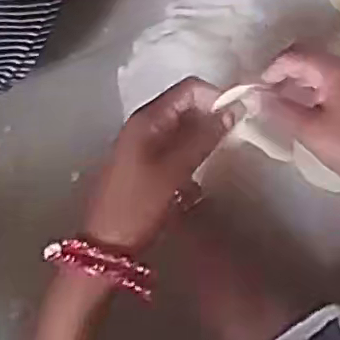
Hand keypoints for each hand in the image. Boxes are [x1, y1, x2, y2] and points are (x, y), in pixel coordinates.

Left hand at [82, 78, 233, 252]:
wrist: (102, 251)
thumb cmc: (137, 206)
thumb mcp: (175, 171)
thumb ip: (205, 138)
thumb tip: (234, 110)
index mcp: (148, 117)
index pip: (189, 88)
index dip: (215, 96)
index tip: (237, 116)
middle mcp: (144, 122)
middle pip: (186, 104)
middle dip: (210, 116)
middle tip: (233, 136)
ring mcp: (142, 142)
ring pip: (181, 125)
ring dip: (202, 136)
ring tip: (220, 154)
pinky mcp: (143, 162)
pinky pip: (173, 144)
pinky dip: (190, 151)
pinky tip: (200, 173)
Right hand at [256, 49, 339, 185]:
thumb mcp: (310, 130)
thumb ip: (279, 111)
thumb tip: (253, 96)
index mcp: (330, 69)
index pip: (293, 56)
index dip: (271, 70)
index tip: (254, 90)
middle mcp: (339, 66)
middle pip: (303, 56)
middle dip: (280, 70)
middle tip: (262, 92)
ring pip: (311, 68)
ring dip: (291, 79)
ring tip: (273, 101)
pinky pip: (320, 80)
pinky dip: (304, 87)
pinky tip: (294, 105)